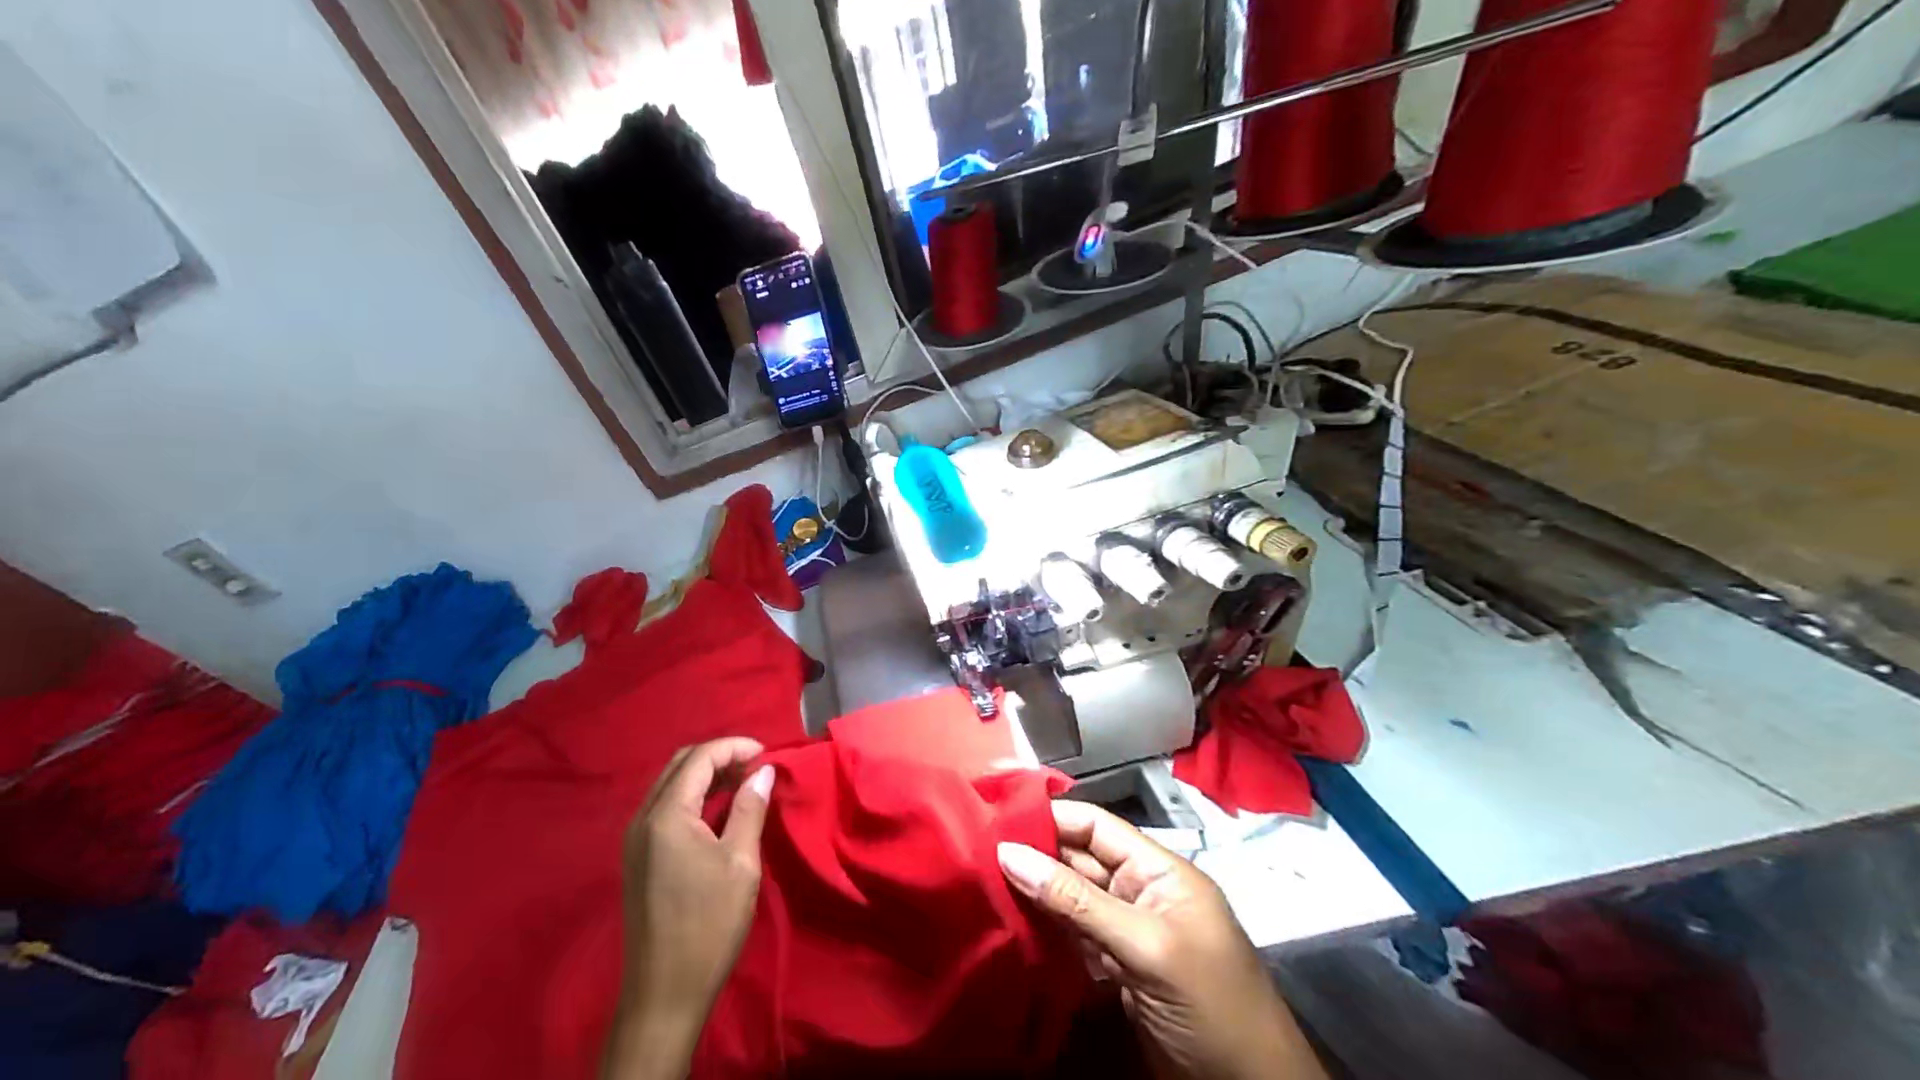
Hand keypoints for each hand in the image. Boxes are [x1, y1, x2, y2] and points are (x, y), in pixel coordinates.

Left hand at [604, 738, 774, 1079]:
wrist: (664, 991)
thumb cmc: (709, 924)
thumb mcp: (741, 863)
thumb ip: (750, 809)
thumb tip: (764, 771)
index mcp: (666, 816)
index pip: (699, 758)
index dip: (735, 747)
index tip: (768, 754)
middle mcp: (642, 818)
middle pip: (680, 765)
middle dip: (719, 756)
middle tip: (756, 766)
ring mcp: (635, 839)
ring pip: (670, 784)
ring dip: (706, 775)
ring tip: (743, 782)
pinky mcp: (637, 856)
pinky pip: (664, 807)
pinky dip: (693, 796)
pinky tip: (719, 809)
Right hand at [998, 801, 1327, 1079]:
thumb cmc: (1210, 1003)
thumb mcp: (1147, 946)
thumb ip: (1078, 901)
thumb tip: (1010, 854)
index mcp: (1158, 870)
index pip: (1097, 827)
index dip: (1051, 818)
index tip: (998, 819)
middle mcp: (1140, 892)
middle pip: (1079, 861)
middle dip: (1034, 855)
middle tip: (977, 853)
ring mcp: (1127, 932)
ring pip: (1071, 900)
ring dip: (1033, 893)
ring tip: (982, 883)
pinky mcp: (1116, 970)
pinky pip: (1073, 937)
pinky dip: (1044, 932)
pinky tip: (1009, 924)